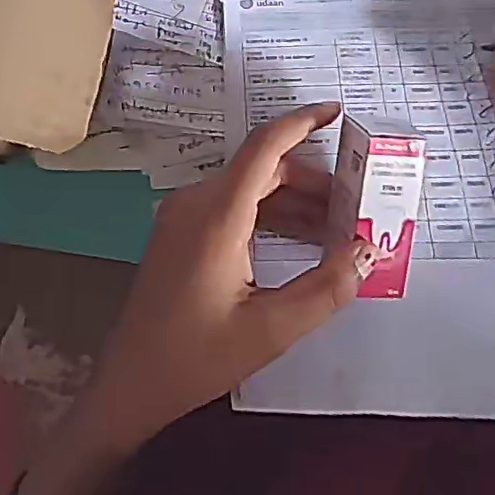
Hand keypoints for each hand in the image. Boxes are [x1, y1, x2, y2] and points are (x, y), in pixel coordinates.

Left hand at [18, 103, 372, 494]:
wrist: (129, 384)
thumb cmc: (194, 358)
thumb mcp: (270, 330)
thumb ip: (325, 289)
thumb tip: (365, 251)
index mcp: (217, 215)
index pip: (265, 147)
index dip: (302, 122)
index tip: (336, 111)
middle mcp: (198, 200)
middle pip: (264, 169)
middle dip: (312, 180)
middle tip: (354, 201)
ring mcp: (185, 212)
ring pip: (250, 187)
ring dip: (293, 199)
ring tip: (335, 224)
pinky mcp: (181, 227)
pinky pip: (233, 204)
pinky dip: (269, 213)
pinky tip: (299, 238)